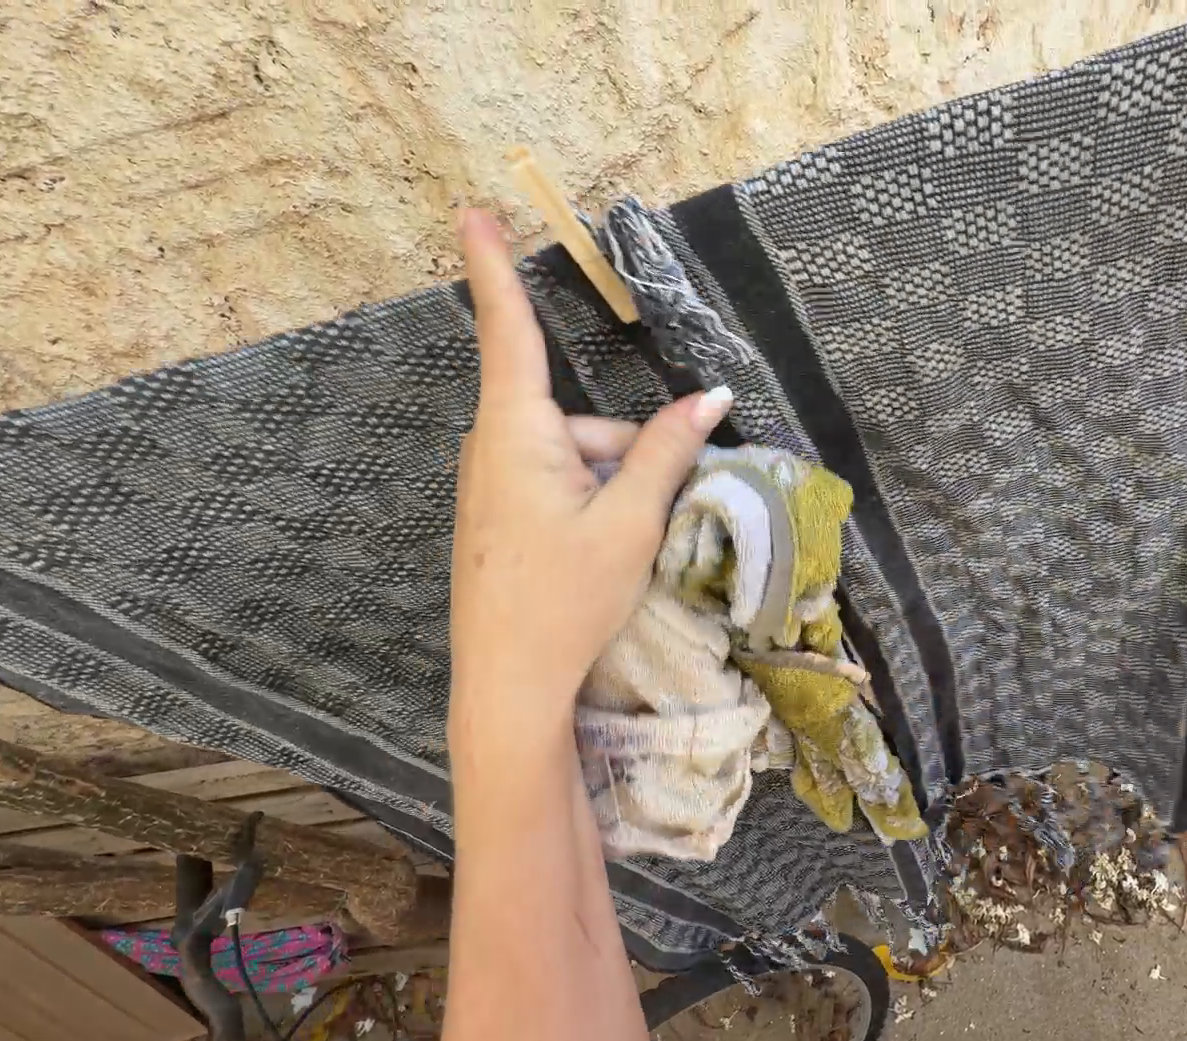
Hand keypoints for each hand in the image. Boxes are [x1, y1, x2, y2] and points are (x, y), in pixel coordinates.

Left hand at [447, 208, 731, 741]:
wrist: (509, 682)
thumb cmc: (567, 595)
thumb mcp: (631, 519)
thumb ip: (668, 451)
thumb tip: (713, 398)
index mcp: (517, 434)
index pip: (510, 333)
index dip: (495, 270)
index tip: (473, 211)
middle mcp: (496, 449)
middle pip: (583, 422)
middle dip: (630, 454)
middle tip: (651, 515)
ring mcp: (496, 486)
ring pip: (580, 458)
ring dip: (620, 487)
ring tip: (628, 546)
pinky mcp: (502, 516)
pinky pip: (562, 485)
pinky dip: (598, 504)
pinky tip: (604, 554)